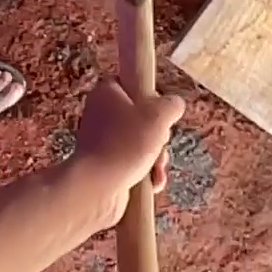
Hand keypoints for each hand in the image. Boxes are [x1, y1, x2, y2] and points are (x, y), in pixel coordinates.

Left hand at [67, 78, 185, 229]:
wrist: (97, 187)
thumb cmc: (124, 145)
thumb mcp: (159, 116)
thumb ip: (171, 105)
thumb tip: (175, 105)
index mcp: (106, 93)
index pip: (131, 83)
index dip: (150, 97)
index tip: (159, 111)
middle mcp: (100, 114)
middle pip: (141, 117)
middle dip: (158, 135)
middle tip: (159, 141)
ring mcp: (101, 141)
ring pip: (140, 143)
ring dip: (155, 157)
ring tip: (156, 167)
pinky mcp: (105, 165)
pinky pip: (132, 164)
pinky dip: (145, 174)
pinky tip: (152, 182)